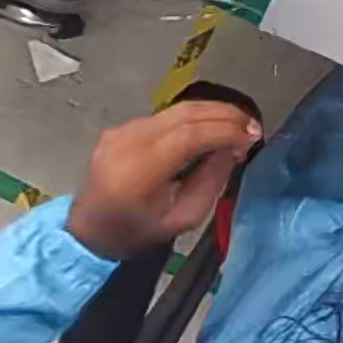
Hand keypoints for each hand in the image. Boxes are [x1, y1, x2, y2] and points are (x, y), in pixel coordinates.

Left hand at [66, 102, 260, 259]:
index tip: (250, 138)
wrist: (89, 230)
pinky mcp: (123, 126)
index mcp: (138, 172)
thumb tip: (233, 149)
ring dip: (214, 112)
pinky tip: (212, 127)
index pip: (188, 136)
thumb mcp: (182, 219)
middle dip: (225, 115)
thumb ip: (211, 182)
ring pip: (177, 109)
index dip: (224, 131)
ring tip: (239, 124)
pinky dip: (195, 118)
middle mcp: (127, 142)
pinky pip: (167, 116)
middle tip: (252, 126)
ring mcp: (122, 130)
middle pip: (185, 113)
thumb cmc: (137, 232)